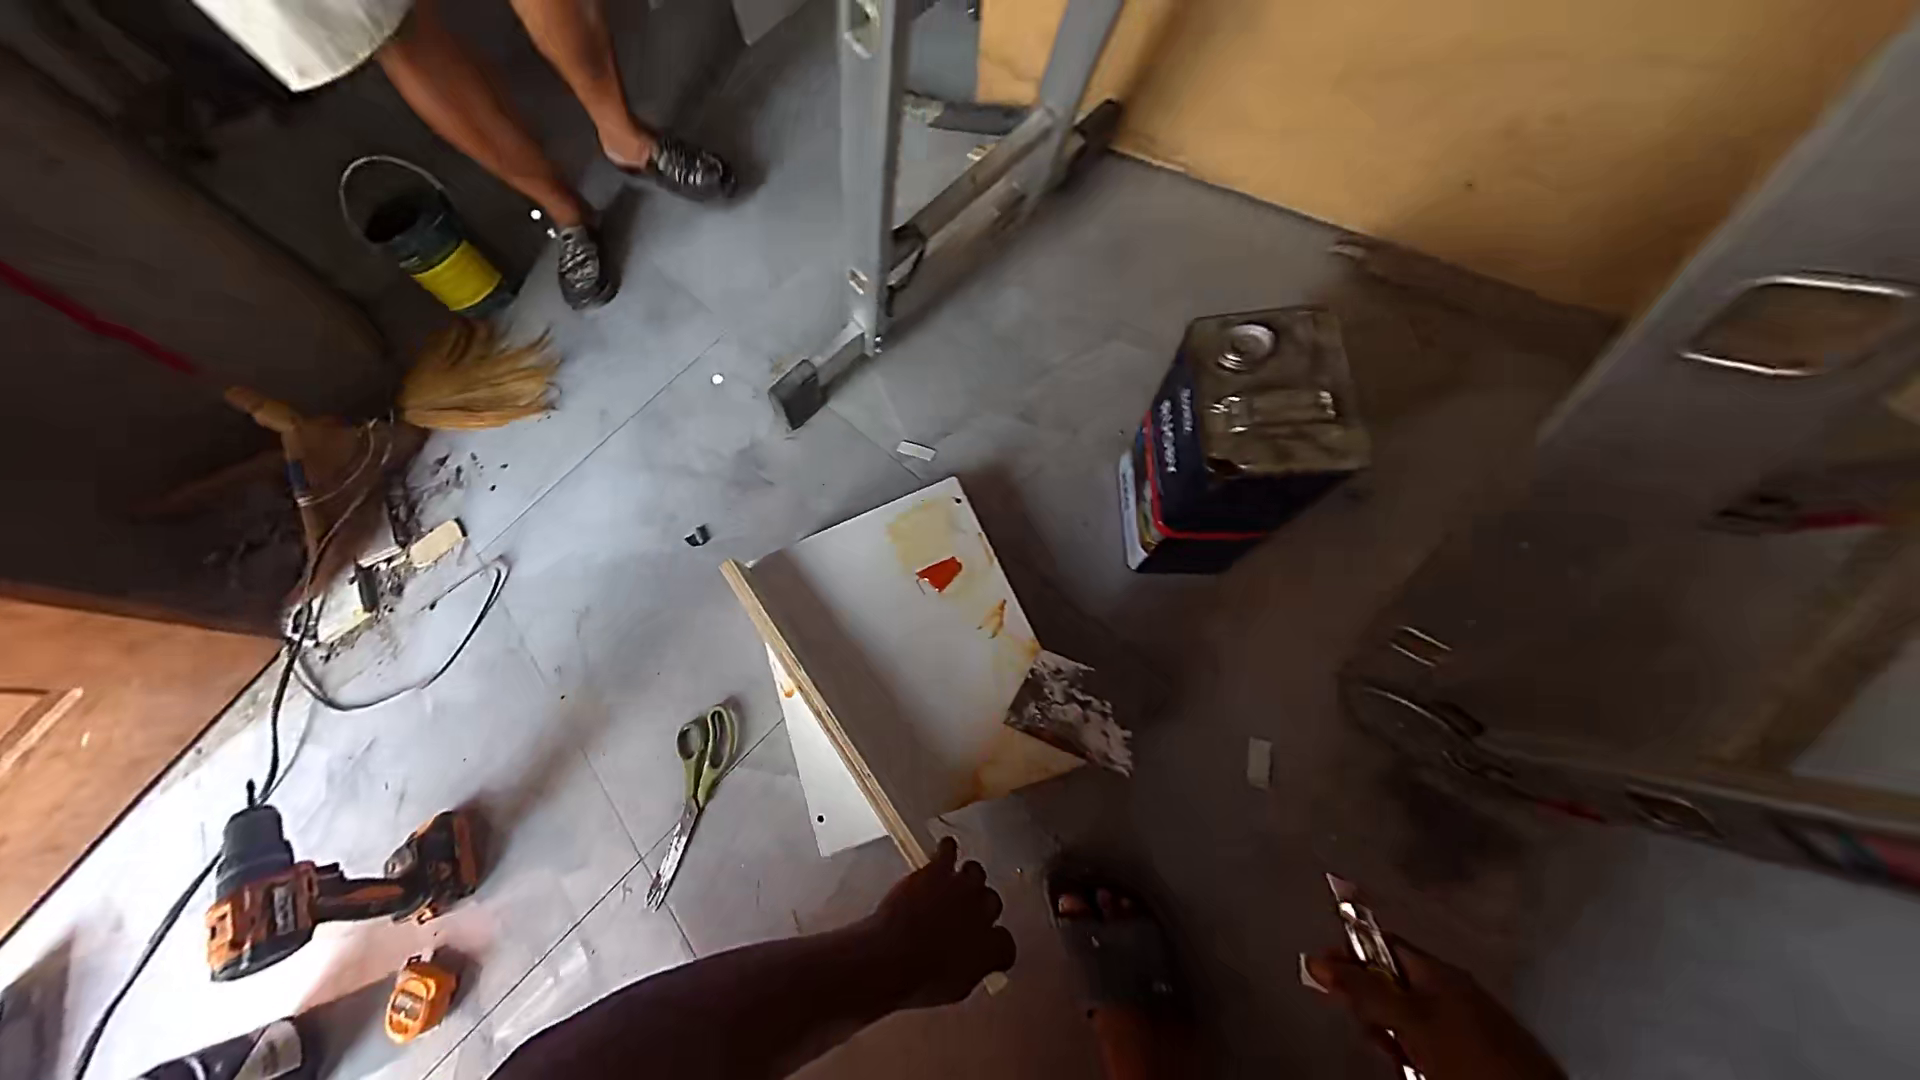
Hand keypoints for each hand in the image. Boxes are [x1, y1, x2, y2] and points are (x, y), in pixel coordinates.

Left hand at [863, 836, 1016, 1009]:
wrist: (890, 957)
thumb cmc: (919, 980)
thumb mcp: (956, 988)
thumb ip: (975, 969)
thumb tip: (977, 962)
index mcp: (990, 948)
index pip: (1006, 943)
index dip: (995, 944)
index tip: (986, 946)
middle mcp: (983, 912)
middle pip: (993, 901)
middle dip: (981, 907)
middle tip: (965, 913)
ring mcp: (961, 887)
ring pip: (976, 871)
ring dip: (966, 879)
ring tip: (954, 884)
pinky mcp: (939, 869)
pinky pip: (949, 848)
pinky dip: (947, 850)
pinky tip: (943, 854)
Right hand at [1306, 938, 1563, 1079]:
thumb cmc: (1468, 1056)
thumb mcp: (1409, 1021)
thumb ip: (1363, 989)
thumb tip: (1316, 960)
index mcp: (1436, 970)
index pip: (1379, 943)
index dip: (1349, 953)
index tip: (1322, 973)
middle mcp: (1450, 987)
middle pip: (1391, 979)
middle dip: (1369, 999)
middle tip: (1363, 1023)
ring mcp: (1466, 1020)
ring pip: (1408, 1013)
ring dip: (1389, 1029)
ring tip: (1391, 1051)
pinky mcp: (1475, 1051)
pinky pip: (1427, 1037)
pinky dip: (1412, 1047)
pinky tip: (1412, 1063)